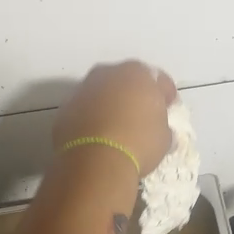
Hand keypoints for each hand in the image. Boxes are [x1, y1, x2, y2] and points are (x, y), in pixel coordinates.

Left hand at [52, 61, 176, 175]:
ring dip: (110, 107)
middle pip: (126, 82)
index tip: (168, 111)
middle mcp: (108, 73)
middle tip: (141, 119)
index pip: (159, 80)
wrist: (95, 160)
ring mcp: (83, 90)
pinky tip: (97, 141)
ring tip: (117, 131)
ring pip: (102, 95)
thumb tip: (161, 131)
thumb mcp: (164, 139)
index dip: (166, 96)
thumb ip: (163, 128)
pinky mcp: (65, 110)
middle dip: (134, 97)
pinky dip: (91, 122)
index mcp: (138, 74)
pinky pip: (84, 112)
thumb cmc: (139, 144)